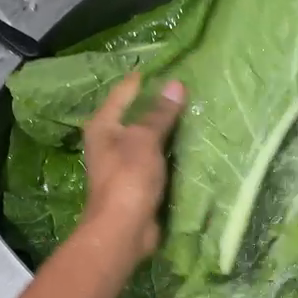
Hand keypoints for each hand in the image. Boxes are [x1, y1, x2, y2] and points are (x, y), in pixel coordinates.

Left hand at [78, 72, 185, 262]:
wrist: (123, 230)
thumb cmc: (128, 178)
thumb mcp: (144, 139)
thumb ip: (160, 113)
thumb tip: (176, 84)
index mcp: (103, 125)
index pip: (124, 92)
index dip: (145, 79)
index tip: (171, 67)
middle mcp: (109, 143)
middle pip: (137, 117)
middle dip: (160, 106)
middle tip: (189, 90)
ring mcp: (123, 165)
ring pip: (149, 141)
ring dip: (167, 133)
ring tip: (195, 114)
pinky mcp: (138, 185)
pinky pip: (157, 162)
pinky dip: (170, 155)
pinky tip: (190, 147)